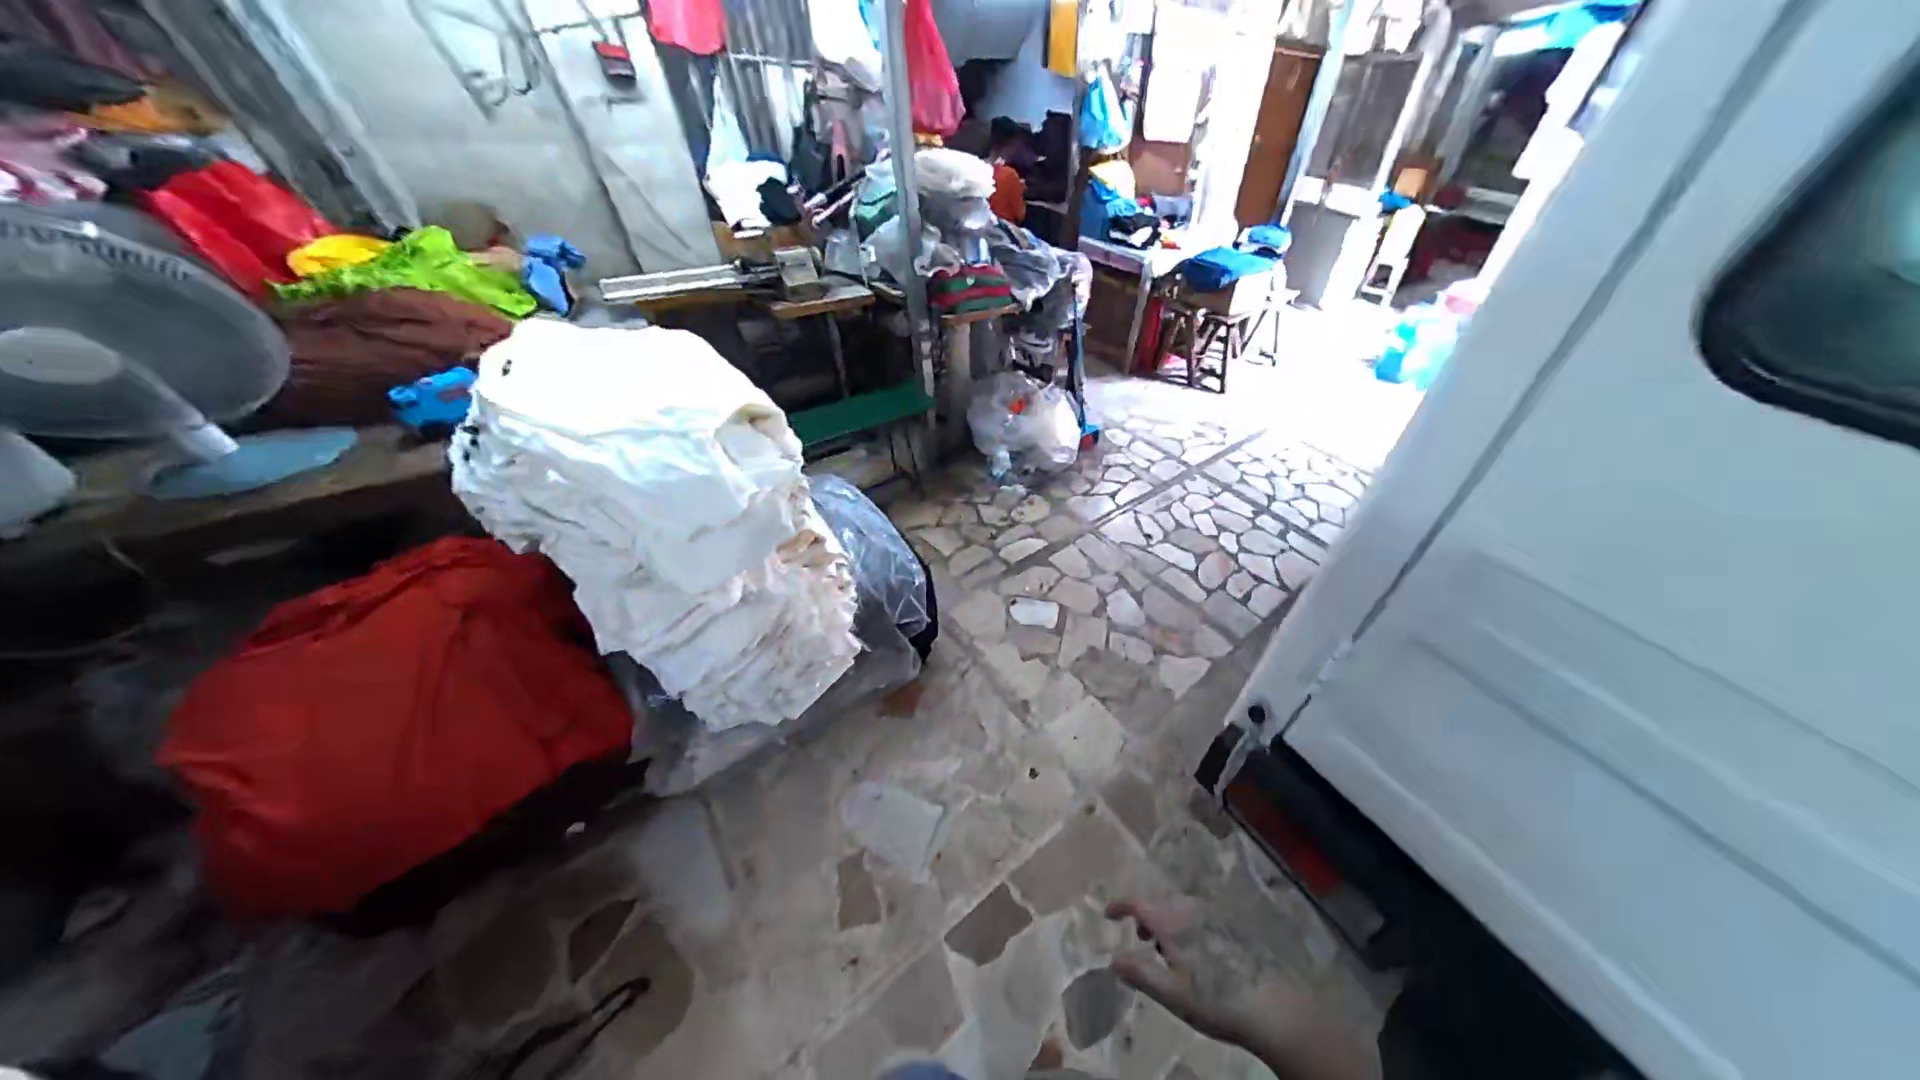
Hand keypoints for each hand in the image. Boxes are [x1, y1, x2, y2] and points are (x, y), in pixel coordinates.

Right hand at [1104, 899, 1379, 1079]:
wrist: (1273, 1008)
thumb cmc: (1216, 998)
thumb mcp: (1172, 992)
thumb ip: (1140, 973)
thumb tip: (1112, 959)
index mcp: (1172, 922)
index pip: (1138, 903)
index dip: (1120, 906)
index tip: (1108, 914)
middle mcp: (1191, 912)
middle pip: (1160, 905)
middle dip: (1145, 918)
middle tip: (1140, 939)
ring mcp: (1214, 920)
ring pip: (1180, 913)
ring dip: (1166, 925)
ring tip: (1166, 953)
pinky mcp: (1232, 933)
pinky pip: (1198, 921)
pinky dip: (1186, 931)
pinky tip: (1195, 958)